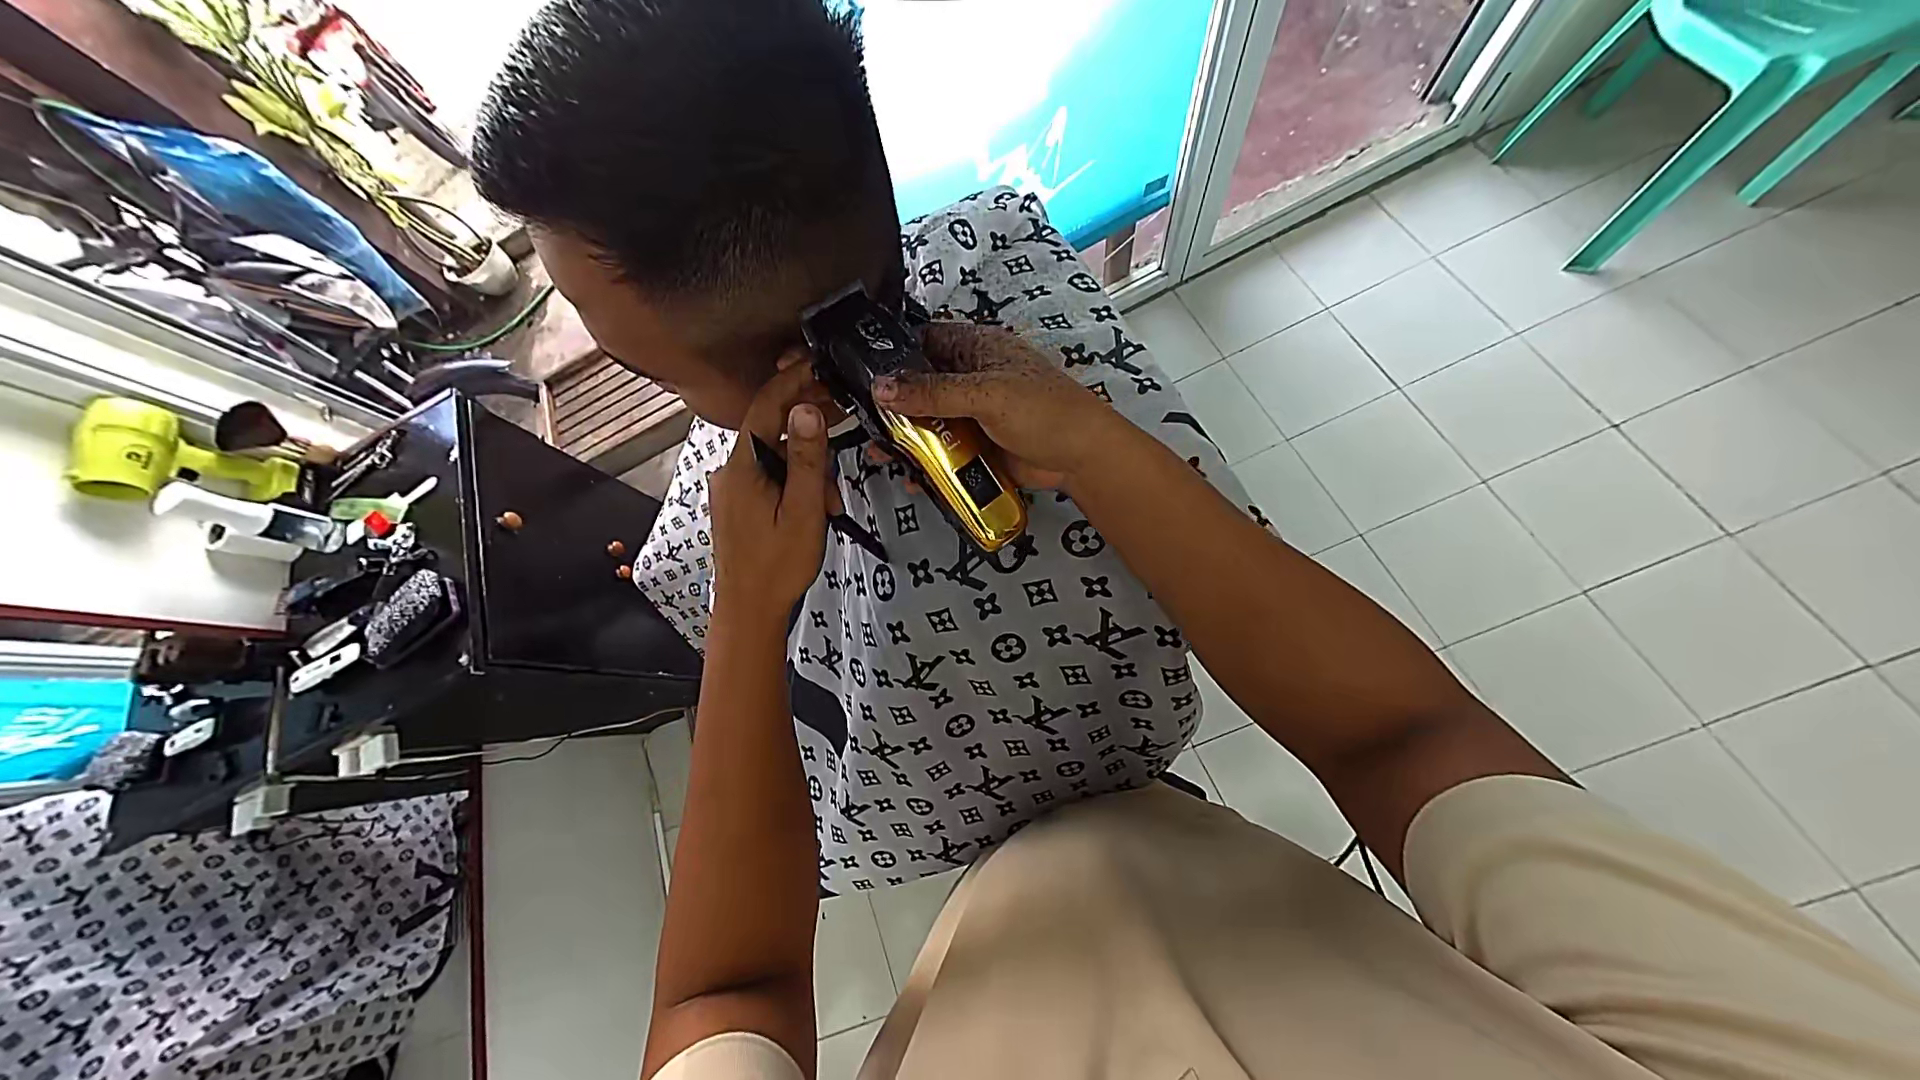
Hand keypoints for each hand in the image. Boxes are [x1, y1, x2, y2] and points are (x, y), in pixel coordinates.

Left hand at [710, 364, 834, 620]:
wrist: (748, 609)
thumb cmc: (777, 567)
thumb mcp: (803, 511)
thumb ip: (806, 458)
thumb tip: (806, 409)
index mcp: (743, 467)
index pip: (765, 406)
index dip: (792, 381)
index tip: (817, 365)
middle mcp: (730, 470)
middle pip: (772, 430)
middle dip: (810, 438)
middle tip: (840, 442)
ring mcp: (731, 487)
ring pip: (774, 457)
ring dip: (806, 470)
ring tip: (829, 503)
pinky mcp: (736, 501)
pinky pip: (768, 476)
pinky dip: (793, 483)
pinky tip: (813, 507)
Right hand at [873, 322, 1126, 489]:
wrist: (1080, 459)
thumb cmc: (1048, 412)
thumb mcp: (986, 395)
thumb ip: (934, 392)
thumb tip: (885, 388)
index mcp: (976, 349)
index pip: (925, 341)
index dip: (896, 355)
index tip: (866, 375)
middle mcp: (971, 378)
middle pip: (920, 386)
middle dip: (895, 406)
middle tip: (869, 424)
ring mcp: (972, 414)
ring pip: (928, 422)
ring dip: (906, 439)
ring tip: (882, 453)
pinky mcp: (976, 445)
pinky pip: (943, 451)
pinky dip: (926, 463)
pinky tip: (912, 474)